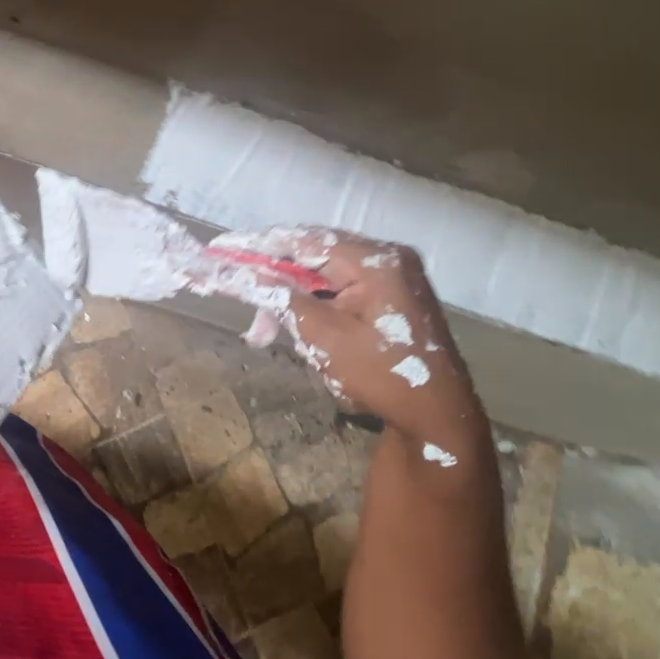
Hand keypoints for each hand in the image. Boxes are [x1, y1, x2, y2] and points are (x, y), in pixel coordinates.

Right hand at [220, 227, 481, 447]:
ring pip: (323, 276)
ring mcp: (394, 276)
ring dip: (292, 300)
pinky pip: (340, 289)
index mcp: (376, 261)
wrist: (439, 418)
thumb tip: (244, 274)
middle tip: (246, 310)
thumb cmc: (382, 376)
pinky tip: (298, 330)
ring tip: (266, 334)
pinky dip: (315, 306)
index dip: (257, 245)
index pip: (303, 240)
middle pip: (312, 257)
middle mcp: (387, 258)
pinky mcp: (392, 296)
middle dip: (274, 283)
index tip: (220, 248)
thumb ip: (281, 298)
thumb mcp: (323, 336)